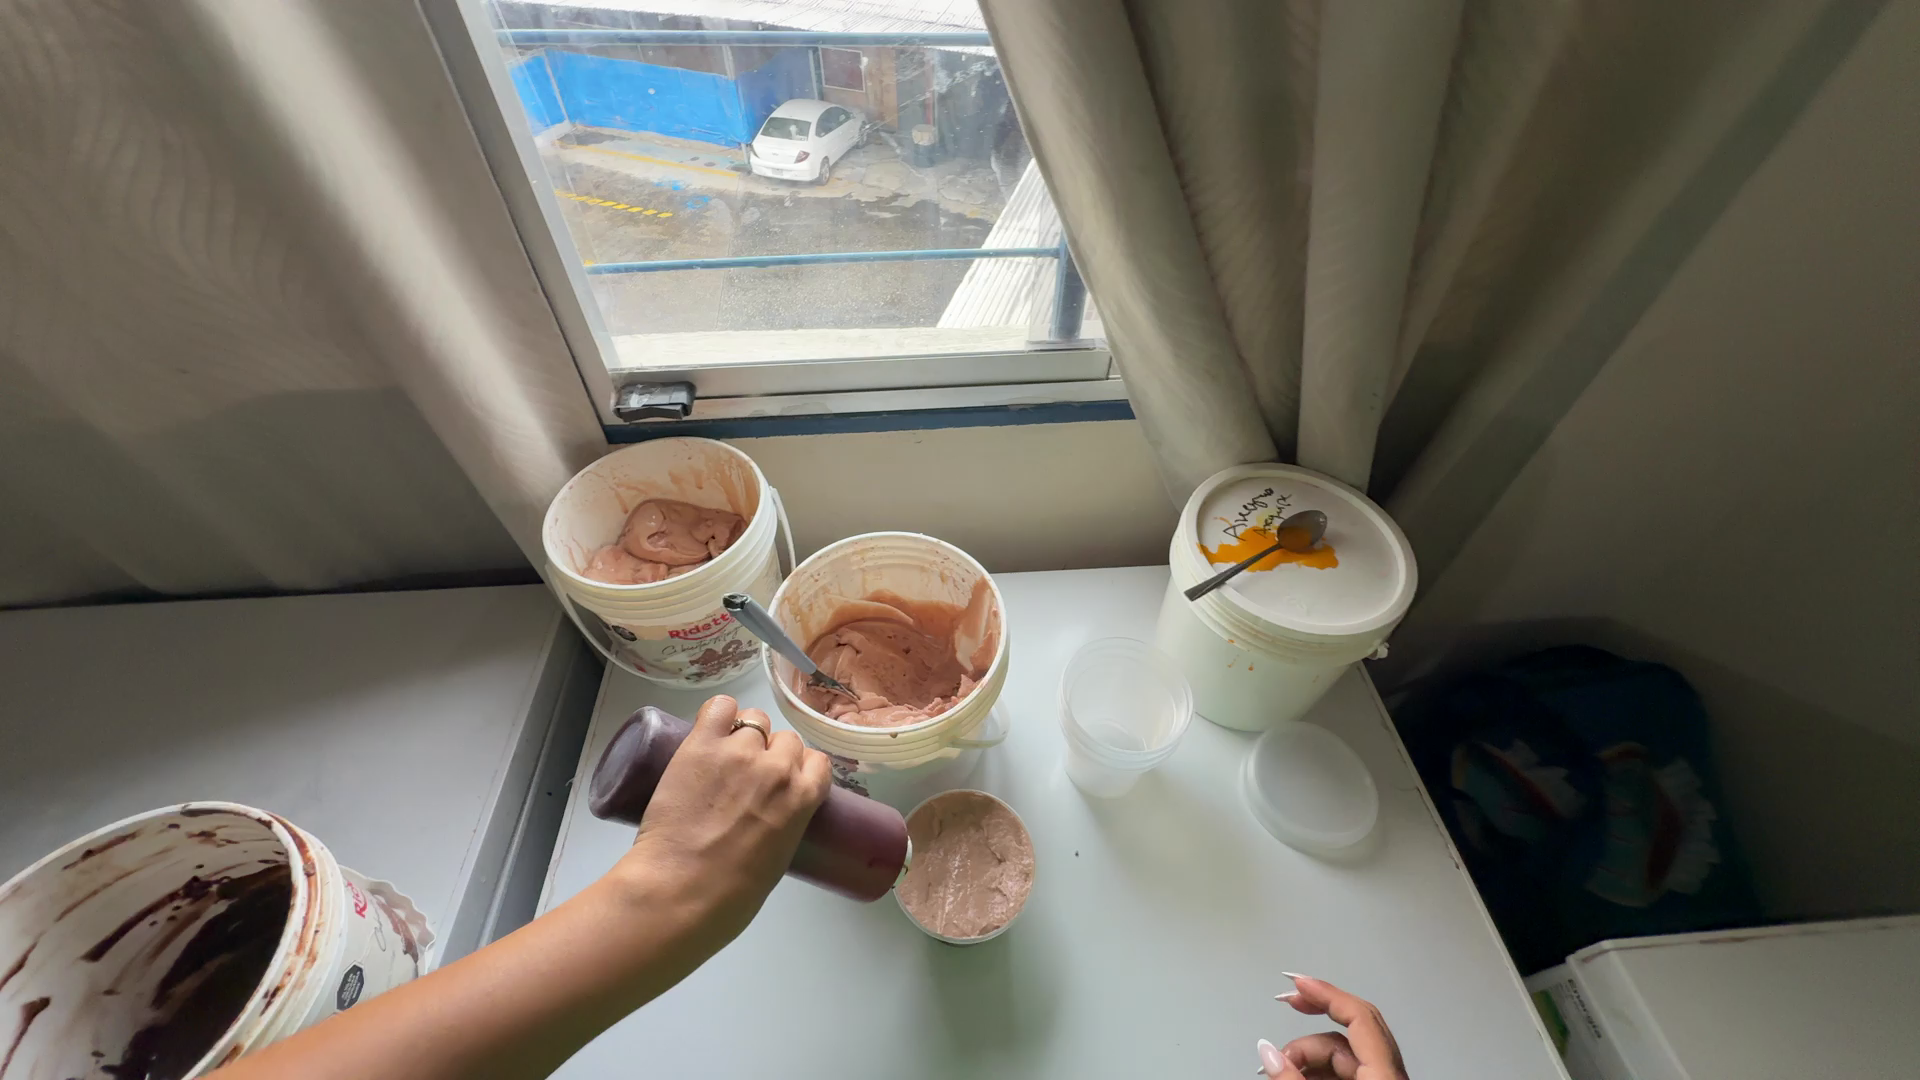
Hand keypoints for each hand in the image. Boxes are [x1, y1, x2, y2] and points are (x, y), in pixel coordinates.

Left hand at [604, 695, 832, 944]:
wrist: (679, 894)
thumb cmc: (731, 897)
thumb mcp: (779, 858)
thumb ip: (786, 823)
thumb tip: (772, 814)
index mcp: (804, 796)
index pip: (816, 760)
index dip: (798, 769)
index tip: (782, 783)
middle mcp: (778, 766)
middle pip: (786, 739)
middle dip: (771, 755)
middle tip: (746, 778)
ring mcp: (740, 751)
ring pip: (754, 720)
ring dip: (743, 737)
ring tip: (722, 760)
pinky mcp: (702, 744)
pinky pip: (720, 707)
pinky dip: (719, 715)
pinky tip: (710, 733)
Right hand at [1258, 974, 1408, 1079]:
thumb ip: (1293, 1077)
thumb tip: (1267, 1051)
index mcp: (1386, 1075)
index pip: (1360, 1015)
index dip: (1326, 993)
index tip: (1297, 982)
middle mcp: (1391, 1077)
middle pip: (1350, 1031)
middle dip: (1313, 1019)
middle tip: (1287, 1004)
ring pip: (1346, 1054)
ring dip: (1310, 1053)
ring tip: (1283, 1065)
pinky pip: (1349, 1073)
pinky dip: (1320, 1070)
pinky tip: (1298, 1075)